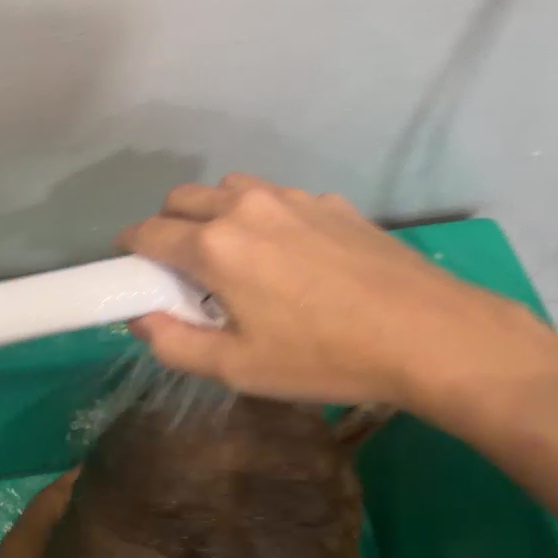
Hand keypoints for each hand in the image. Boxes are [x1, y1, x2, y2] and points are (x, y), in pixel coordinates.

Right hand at [121, 174, 557, 416]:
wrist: (427, 334)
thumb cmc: (325, 357)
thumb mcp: (239, 368)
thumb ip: (174, 342)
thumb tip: (139, 318)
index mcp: (214, 245)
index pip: (146, 233)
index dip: (129, 251)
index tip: (132, 270)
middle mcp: (244, 207)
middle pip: (181, 199)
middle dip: (167, 227)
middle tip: (183, 268)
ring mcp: (290, 197)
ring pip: (228, 189)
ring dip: (214, 214)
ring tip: (235, 256)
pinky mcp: (327, 201)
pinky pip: (275, 197)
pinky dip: (261, 217)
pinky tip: (291, 256)